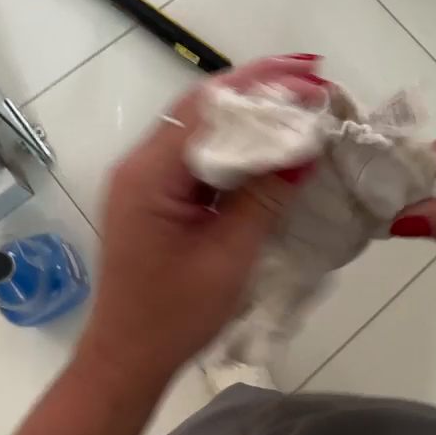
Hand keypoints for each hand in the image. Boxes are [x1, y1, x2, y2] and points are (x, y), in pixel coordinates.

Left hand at [77, 56, 320, 382]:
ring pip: (200, 124)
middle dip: (256, 87)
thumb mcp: (230, 256)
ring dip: (246, 110)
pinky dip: (234, 139)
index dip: (261, 87)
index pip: (208, 109)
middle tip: (310, 75)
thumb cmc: (175, 316)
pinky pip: (197, 151)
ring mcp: (144, 177)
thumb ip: (265, 196)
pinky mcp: (154, 193)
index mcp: (150, 174)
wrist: (126, 359)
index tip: (309, 77)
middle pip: (201, 106)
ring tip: (296, 98)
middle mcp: (141, 164)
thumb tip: (306, 148)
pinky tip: (267, 139)